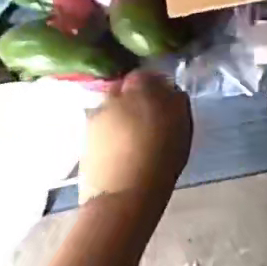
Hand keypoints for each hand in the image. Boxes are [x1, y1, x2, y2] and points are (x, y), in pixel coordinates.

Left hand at [80, 70, 191, 208]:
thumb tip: (169, 92)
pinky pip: (102, 125)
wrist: (124, 191)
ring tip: (137, 131)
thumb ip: (175, 101)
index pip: (145, 74)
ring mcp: (94, 118)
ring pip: (111, 107)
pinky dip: (113, 130)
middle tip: (151, 111)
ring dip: (122, 113)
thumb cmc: (163, 154)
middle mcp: (112, 98)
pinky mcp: (84, 138)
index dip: (156, 82)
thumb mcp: (182, 124)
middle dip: (135, 95)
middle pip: (123, 89)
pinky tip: (124, 145)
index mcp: (140, 90)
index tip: (167, 94)